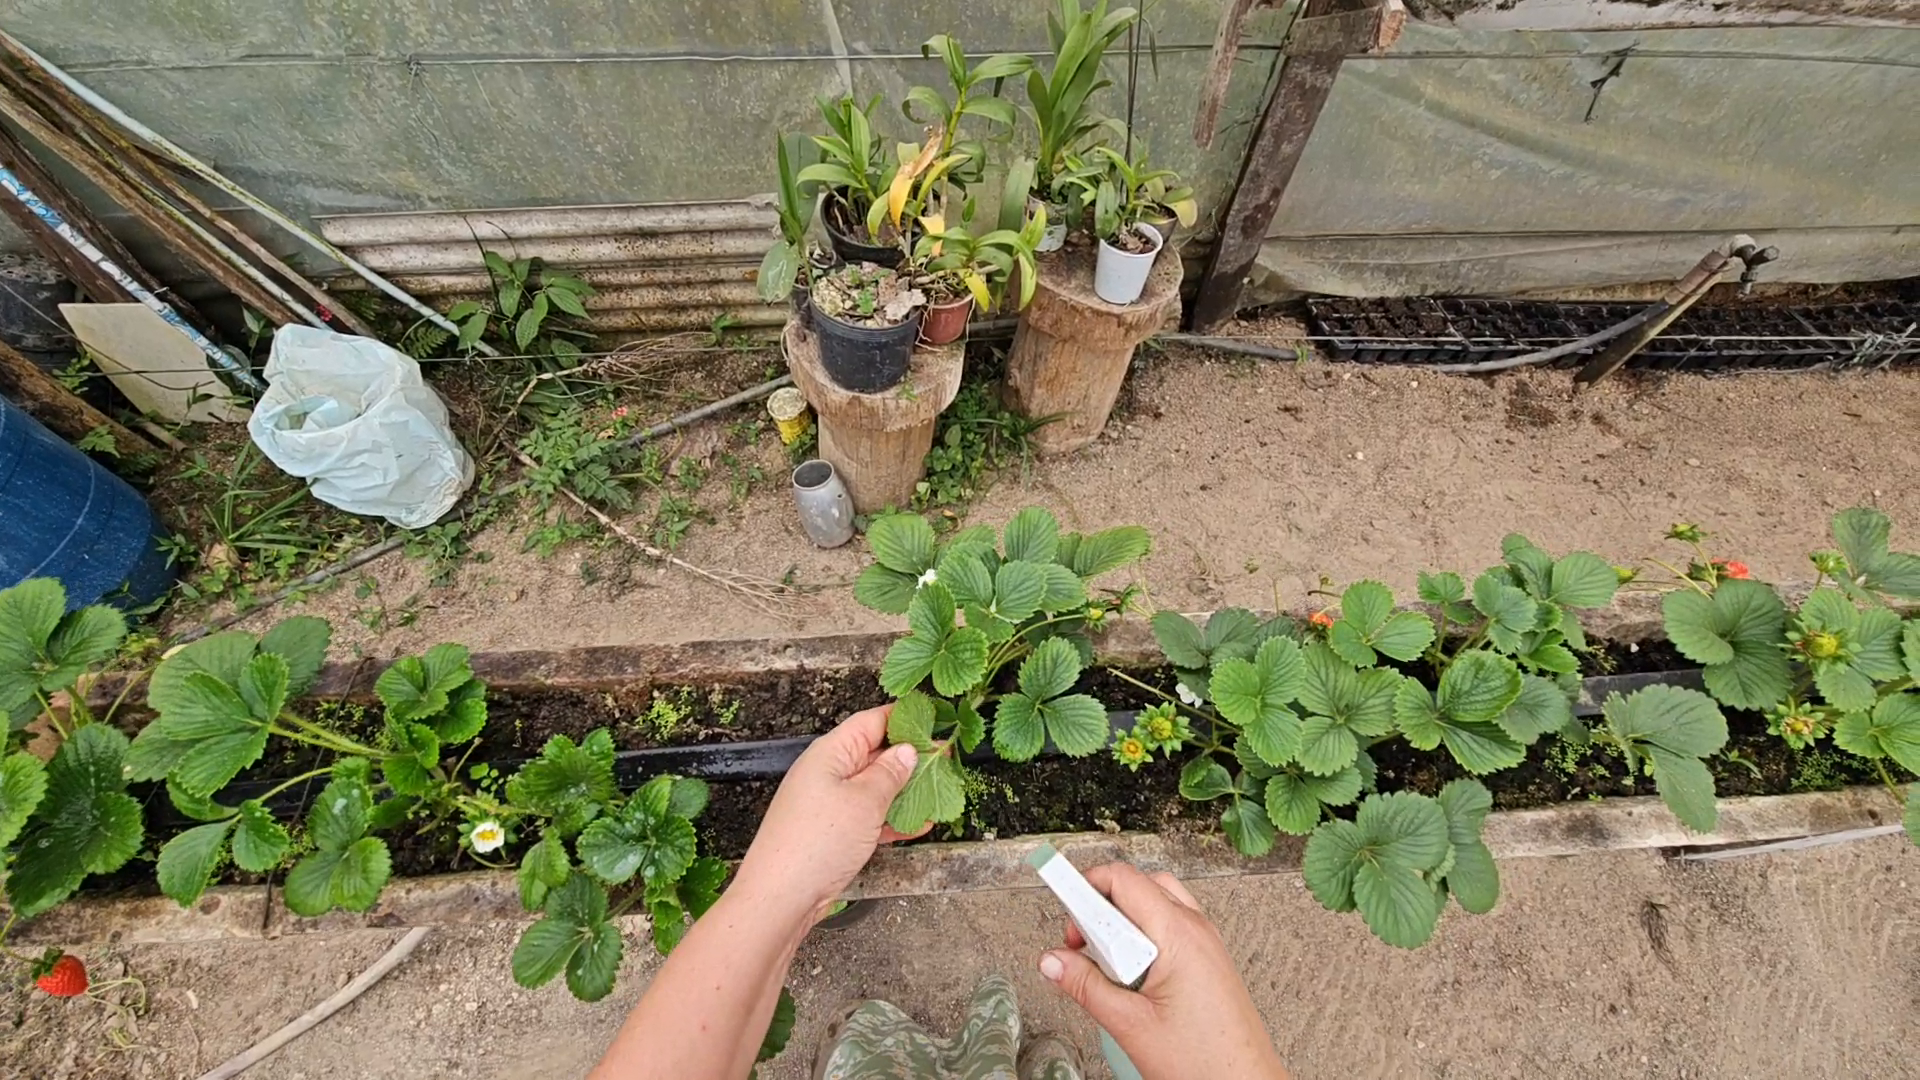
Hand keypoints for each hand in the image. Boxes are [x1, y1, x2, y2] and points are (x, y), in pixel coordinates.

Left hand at [731, 706, 920, 921]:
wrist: (778, 901)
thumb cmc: (814, 844)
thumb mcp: (864, 801)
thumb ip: (890, 773)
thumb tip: (907, 751)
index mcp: (831, 752)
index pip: (872, 721)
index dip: (903, 717)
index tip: (931, 718)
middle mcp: (828, 772)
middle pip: (874, 753)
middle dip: (909, 756)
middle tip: (943, 757)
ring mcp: (829, 803)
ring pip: (874, 787)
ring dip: (904, 790)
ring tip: (937, 790)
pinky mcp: (832, 832)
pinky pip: (868, 816)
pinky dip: (891, 818)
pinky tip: (918, 824)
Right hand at [1039, 863, 1288, 1079]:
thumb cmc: (1207, 1067)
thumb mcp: (1131, 1026)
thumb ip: (1086, 987)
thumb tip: (1052, 961)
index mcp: (1178, 934)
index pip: (1123, 880)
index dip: (1085, 884)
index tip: (1059, 895)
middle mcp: (1196, 928)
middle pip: (1137, 884)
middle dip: (1100, 904)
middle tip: (1080, 941)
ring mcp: (1206, 941)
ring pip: (1155, 899)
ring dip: (1123, 917)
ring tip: (1106, 957)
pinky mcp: (1209, 958)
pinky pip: (1171, 922)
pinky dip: (1144, 931)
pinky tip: (1133, 969)